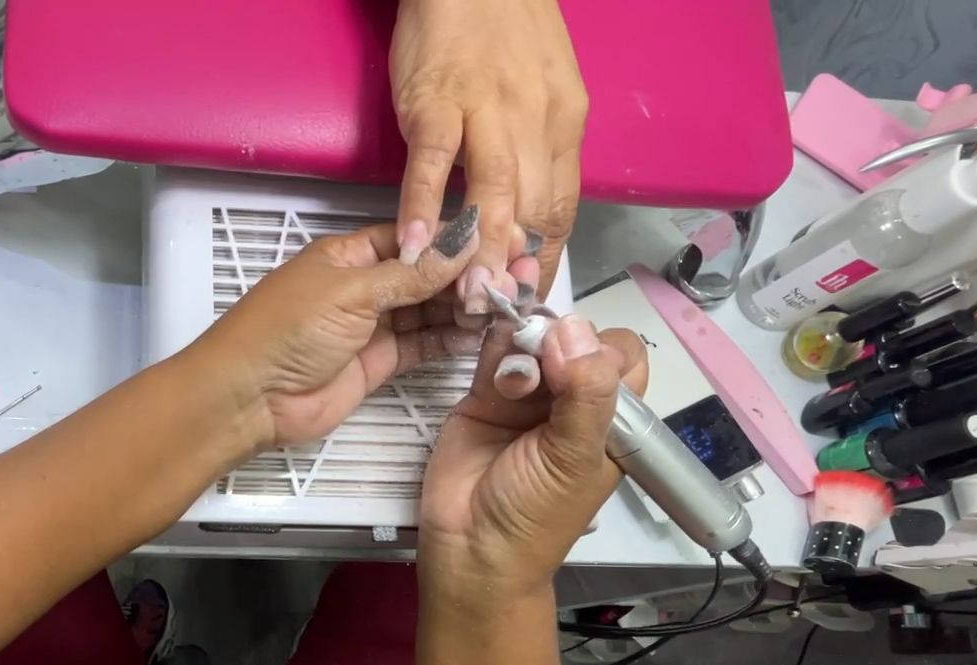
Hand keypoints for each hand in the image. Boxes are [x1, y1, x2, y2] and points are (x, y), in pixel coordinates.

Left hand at [194, 214, 487, 447]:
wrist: (249, 397)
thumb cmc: (285, 331)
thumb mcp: (349, 291)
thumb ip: (410, 273)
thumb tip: (464, 240)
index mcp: (349, 255)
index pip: (414, 238)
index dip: (456, 240)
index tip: (503, 241)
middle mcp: (363, 287)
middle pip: (426, 275)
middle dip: (468, 276)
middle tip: (515, 278)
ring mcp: (370, 327)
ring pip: (428, 311)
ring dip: (465, 308)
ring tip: (508, 304)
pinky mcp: (376, 363)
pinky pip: (421, 345)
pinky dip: (449, 340)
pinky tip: (481, 333)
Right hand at [390, 0, 587, 304]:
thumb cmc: (501, 33)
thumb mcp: (538, 93)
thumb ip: (533, 156)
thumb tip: (519, 221)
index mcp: (562, 124)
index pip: (560, 208)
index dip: (543, 261)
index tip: (525, 303)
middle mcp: (535, 121)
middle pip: (530, 209)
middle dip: (515, 270)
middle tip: (495, 319)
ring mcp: (487, 111)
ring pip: (492, 193)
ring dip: (478, 252)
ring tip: (463, 299)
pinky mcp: (439, 102)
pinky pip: (433, 164)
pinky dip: (423, 207)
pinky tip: (414, 248)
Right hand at [418, 316, 647, 599]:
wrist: (471, 546)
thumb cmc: (535, 512)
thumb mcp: (575, 456)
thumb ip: (584, 391)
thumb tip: (573, 326)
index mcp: (609, 418)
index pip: (621, 358)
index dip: (601, 349)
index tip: (576, 367)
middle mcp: (569, 401)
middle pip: (574, 342)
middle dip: (559, 340)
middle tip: (541, 361)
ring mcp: (525, 398)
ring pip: (533, 342)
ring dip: (525, 343)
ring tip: (512, 380)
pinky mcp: (482, 398)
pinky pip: (493, 356)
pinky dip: (495, 342)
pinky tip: (497, 353)